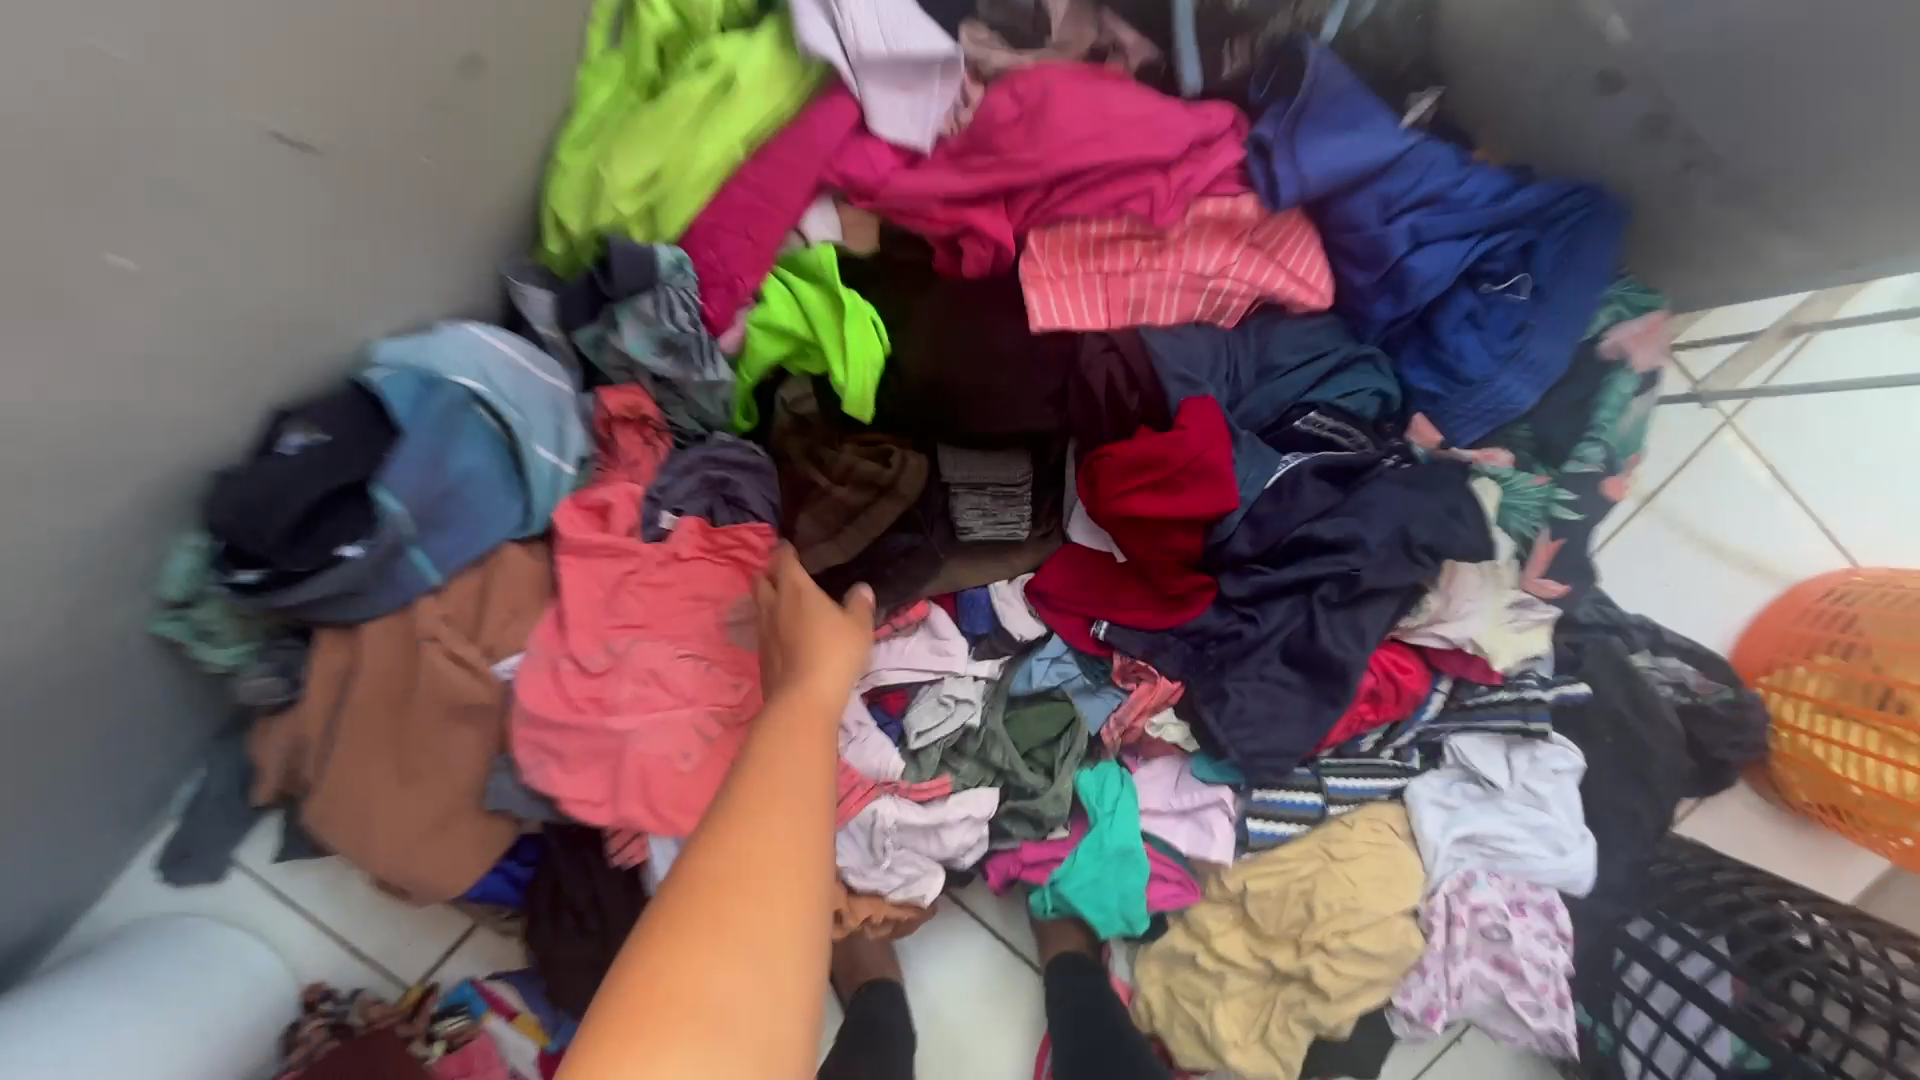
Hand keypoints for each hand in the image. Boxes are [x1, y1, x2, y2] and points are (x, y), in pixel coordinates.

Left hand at [754, 544, 874, 703]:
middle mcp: (773, 605)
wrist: (803, 699)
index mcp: (796, 590)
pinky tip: (784, 634)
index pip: (783, 560)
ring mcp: (762, 632)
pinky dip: (770, 625)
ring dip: (767, 599)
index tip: (789, 546)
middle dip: (769, 573)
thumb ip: (860, 604)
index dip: (785, 551)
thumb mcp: (859, 627)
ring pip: (758, 606)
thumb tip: (861, 589)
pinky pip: (762, 630)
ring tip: (783, 602)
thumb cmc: (835, 653)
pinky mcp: (761, 656)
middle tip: (783, 573)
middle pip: (761, 580)